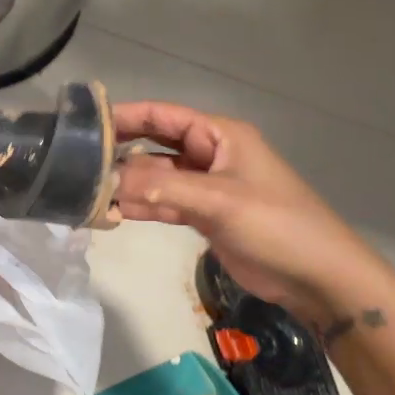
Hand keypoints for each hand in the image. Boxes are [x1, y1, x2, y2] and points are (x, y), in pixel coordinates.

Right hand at [106, 101, 383, 328]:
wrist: (320, 279)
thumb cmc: (277, 225)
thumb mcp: (219, 200)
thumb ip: (161, 188)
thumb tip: (109, 180)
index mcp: (219, 136)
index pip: (161, 115)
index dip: (123, 116)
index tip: (84, 124)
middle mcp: (208, 154)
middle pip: (153, 144)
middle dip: (119, 151)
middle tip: (75, 160)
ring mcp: (205, 186)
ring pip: (154, 177)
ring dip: (125, 184)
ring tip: (85, 191)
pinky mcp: (202, 214)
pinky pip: (161, 203)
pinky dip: (139, 207)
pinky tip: (110, 213)